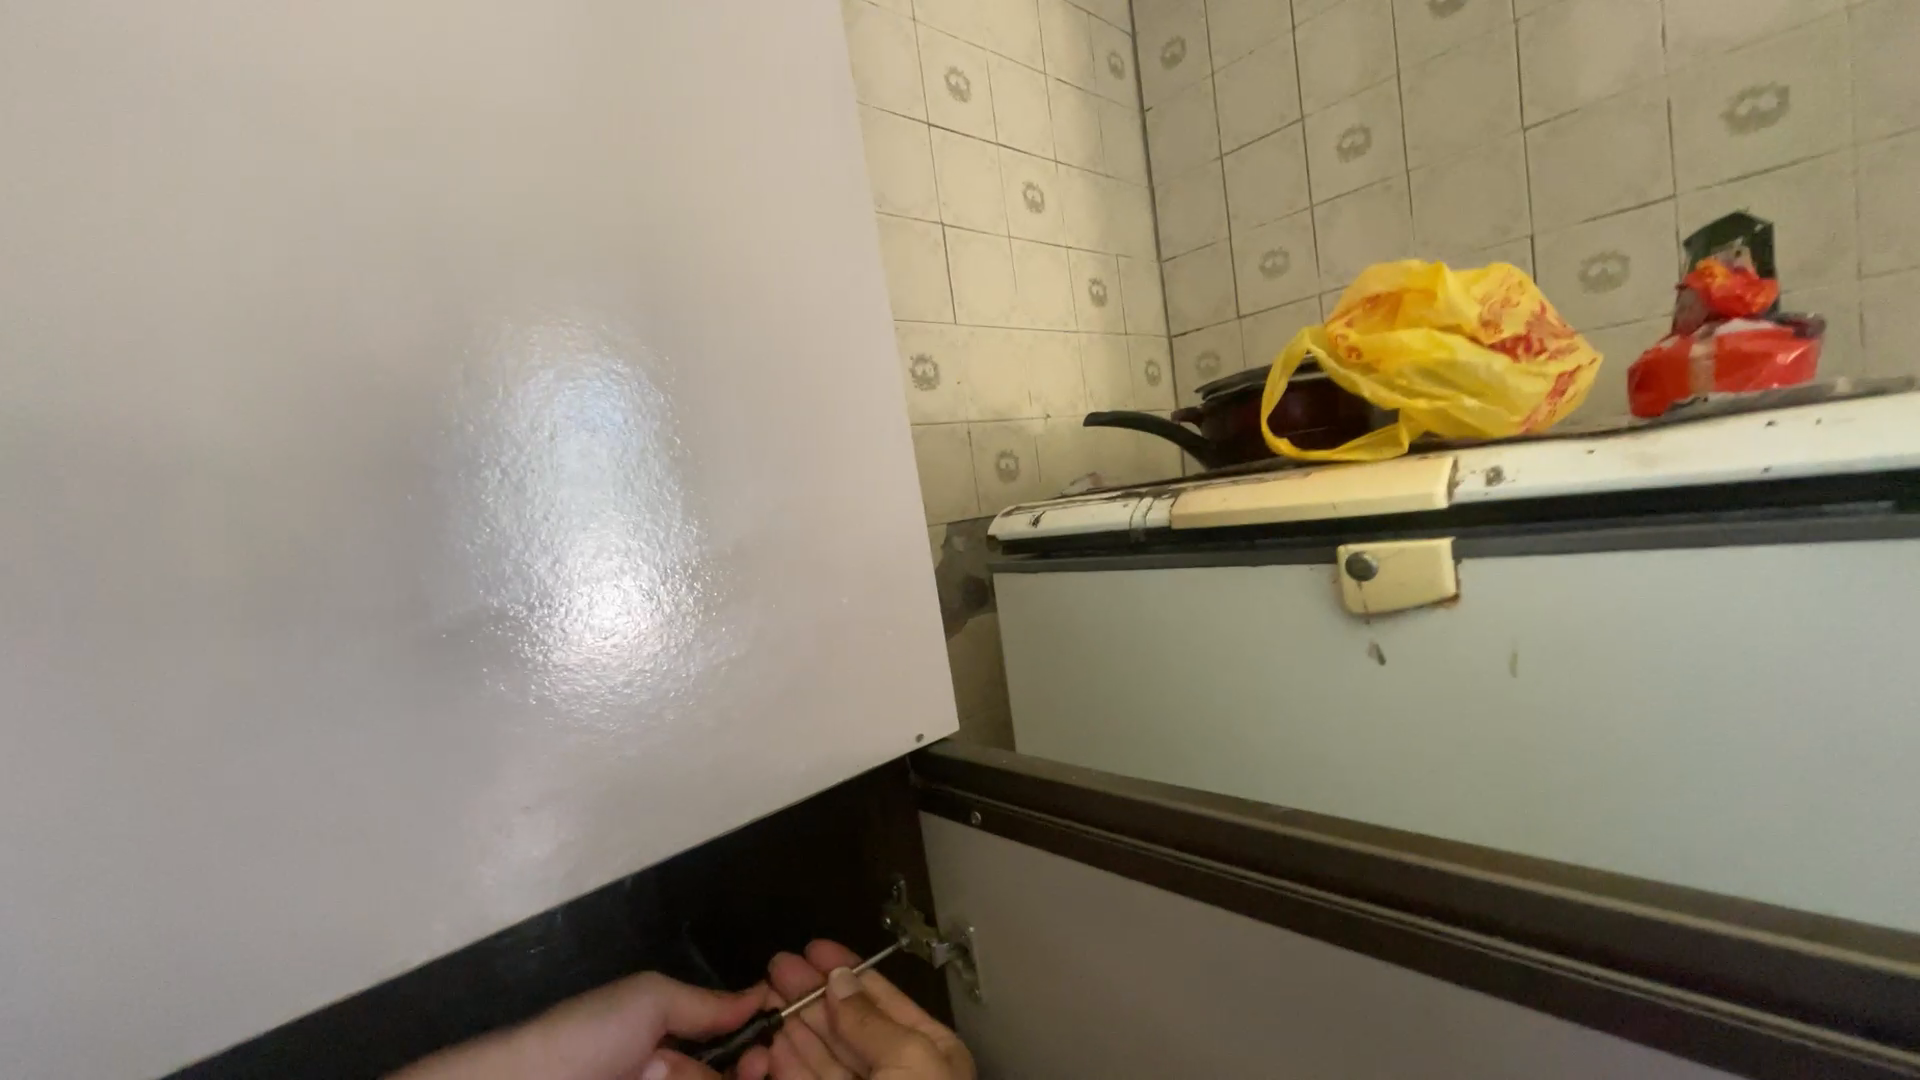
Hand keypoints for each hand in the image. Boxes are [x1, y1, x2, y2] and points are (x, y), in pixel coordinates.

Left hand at [387, 970, 769, 1079]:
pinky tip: (668, 1074)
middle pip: (728, 1079)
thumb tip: (762, 993)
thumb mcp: (651, 1002)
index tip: (770, 1048)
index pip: (734, 1049)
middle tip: (739, 1068)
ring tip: (665, 1074)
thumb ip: (709, 1005)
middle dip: (746, 1073)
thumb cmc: (588, 1037)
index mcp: (673, 1045)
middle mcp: (671, 1078)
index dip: (759, 1049)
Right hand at [738, 939, 974, 1079]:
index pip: (883, 1000)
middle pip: (847, 1026)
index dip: (849, 970)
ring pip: (823, 1059)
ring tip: (767, 998)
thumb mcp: (910, 1063)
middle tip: (778, 967)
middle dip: (813, 995)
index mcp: (929, 1054)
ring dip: (795, 1028)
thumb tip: (841, 979)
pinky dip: (788, 1068)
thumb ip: (872, 1021)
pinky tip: (771, 1047)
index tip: (814, 948)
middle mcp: (896, 1077)